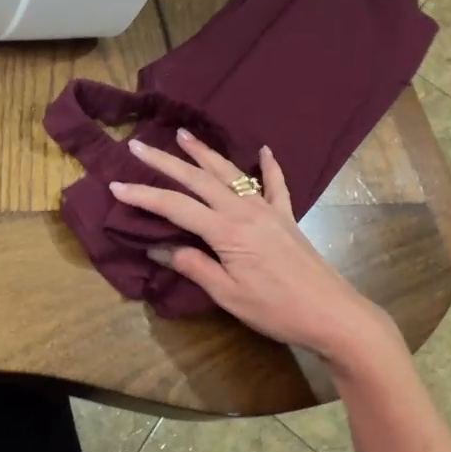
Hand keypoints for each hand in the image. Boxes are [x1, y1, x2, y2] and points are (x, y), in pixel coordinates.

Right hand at [111, 131, 393, 363]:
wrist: (335, 317)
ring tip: (183, 135)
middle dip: (164, 161)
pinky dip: (269, 166)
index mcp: (226, 230)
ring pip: (229, 173)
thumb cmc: (276, 310)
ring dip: (204, 152)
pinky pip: (277, 185)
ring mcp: (268, 211)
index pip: (174, 206)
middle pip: (197, 179)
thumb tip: (158, 247)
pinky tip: (265, 151)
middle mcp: (245, 211)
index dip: (143, 196)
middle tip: (137, 146)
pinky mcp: (286, 219)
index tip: (115, 187)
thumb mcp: (227, 294)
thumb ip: (193, 266)